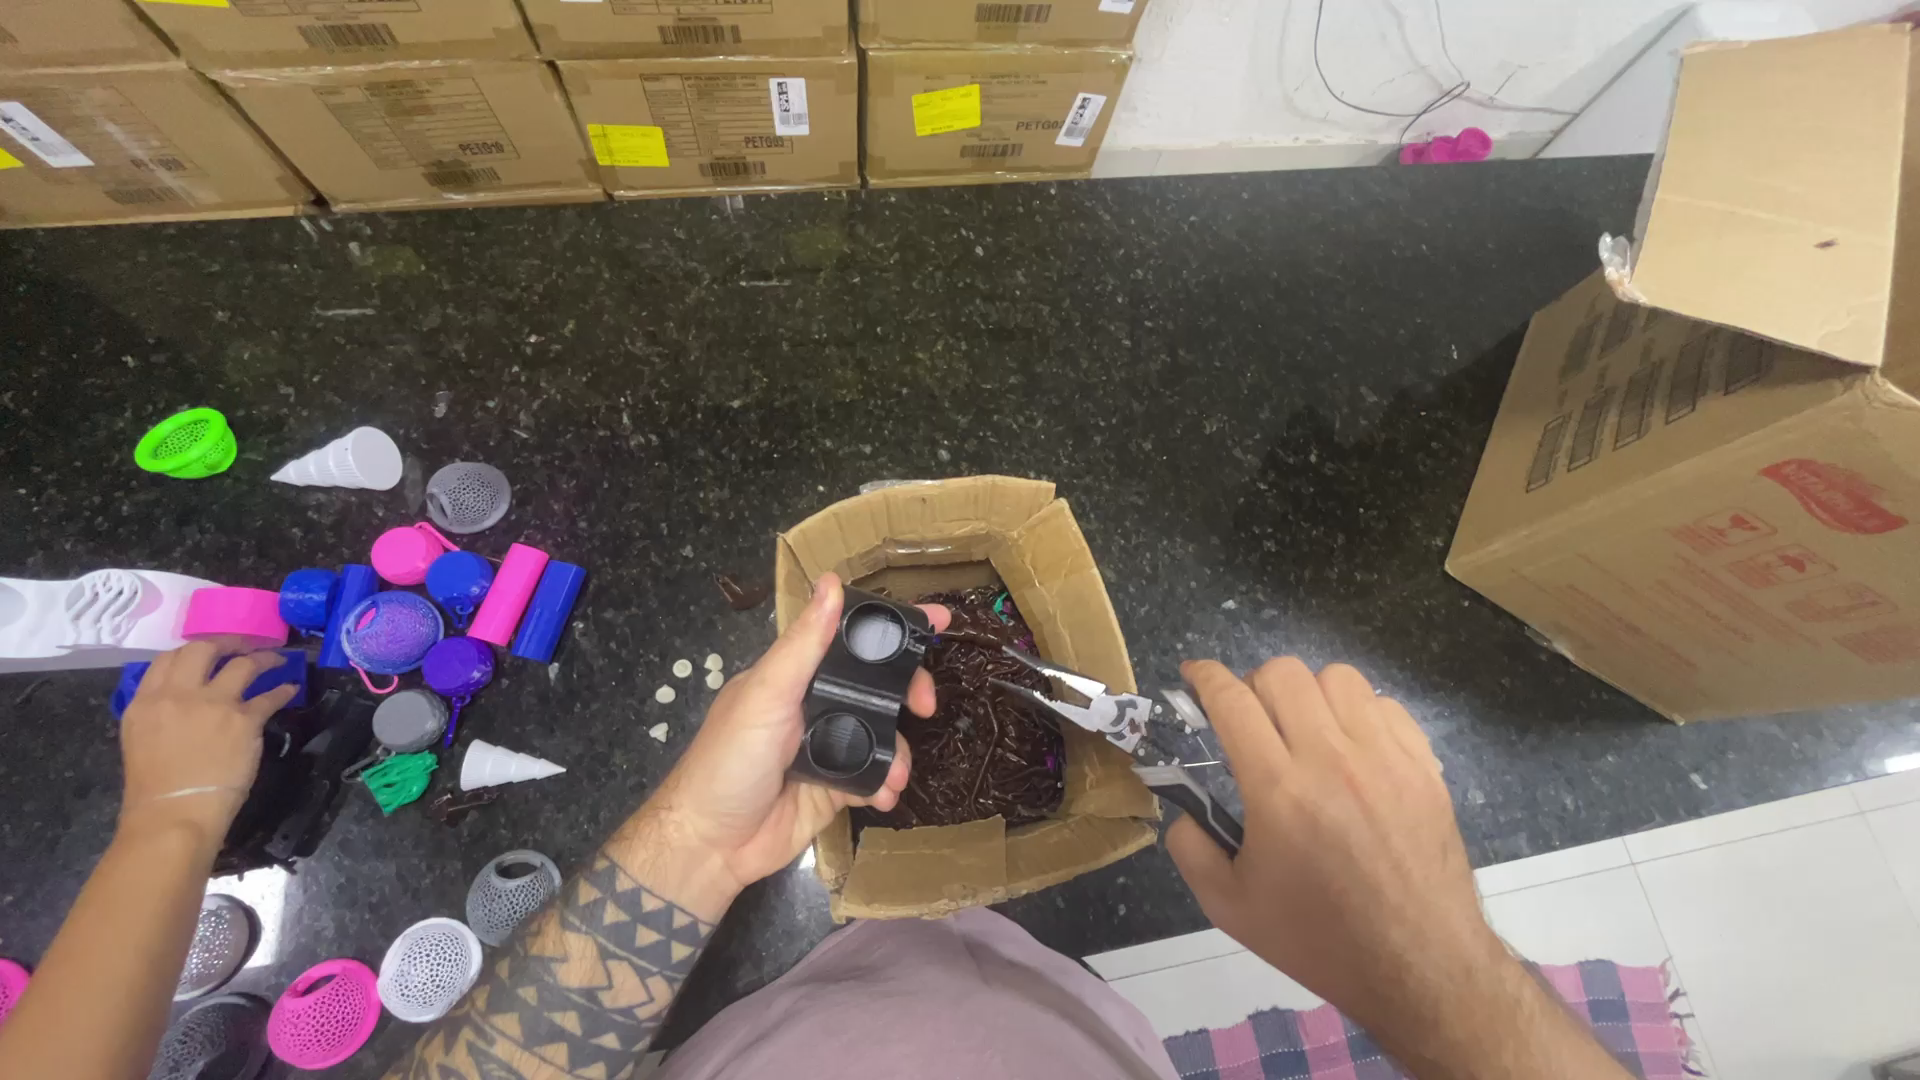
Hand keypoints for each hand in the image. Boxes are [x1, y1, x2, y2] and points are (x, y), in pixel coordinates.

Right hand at [117, 641, 298, 847]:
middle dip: (229, 642)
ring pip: (244, 664)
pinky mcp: (246, 718)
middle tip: (246, 645)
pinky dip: (285, 690)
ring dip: (265, 659)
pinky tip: (291, 689)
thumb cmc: (156, 782)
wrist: (175, 808)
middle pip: (203, 650)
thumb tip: (185, 697)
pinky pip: (272, 695)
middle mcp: (177, 696)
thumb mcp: (143, 736)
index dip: (194, 648)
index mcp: (145, 703)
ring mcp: (214, 705)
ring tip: (277, 660)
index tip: (214, 648)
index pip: (167, 659)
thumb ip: (162, 710)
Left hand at [647, 572, 948, 894]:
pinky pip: (875, 776)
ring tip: (895, 775)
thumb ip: (803, 644)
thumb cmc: (730, 759)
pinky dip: (886, 783)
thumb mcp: (765, 694)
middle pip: (879, 685)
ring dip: (899, 751)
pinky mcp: (837, 787)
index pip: (849, 639)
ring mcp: (829, 746)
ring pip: (884, 734)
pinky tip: (884, 794)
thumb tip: (831, 581)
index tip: (938, 619)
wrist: (710, 845)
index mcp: (797, 674)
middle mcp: (817, 704)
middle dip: (910, 691)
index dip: (891, 628)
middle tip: (926, 706)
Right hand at [1166, 659, 1511, 1057]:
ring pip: (1337, 677)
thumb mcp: (1228, 906)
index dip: (1204, 676)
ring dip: (1307, 692)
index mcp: (1278, 789)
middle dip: (1252, 684)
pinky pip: (1384, 705)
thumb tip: (1184, 809)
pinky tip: (1351, 747)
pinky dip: (1357, 712)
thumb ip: (1189, 848)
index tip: (1192, 674)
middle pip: (1283, 673)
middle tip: (1249, 719)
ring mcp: (1385, 759)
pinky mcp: (1424, 769)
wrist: (1423, 972)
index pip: (1232, 700)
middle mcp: (1330, 760)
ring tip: (1303, 728)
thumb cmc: (1319, 939)